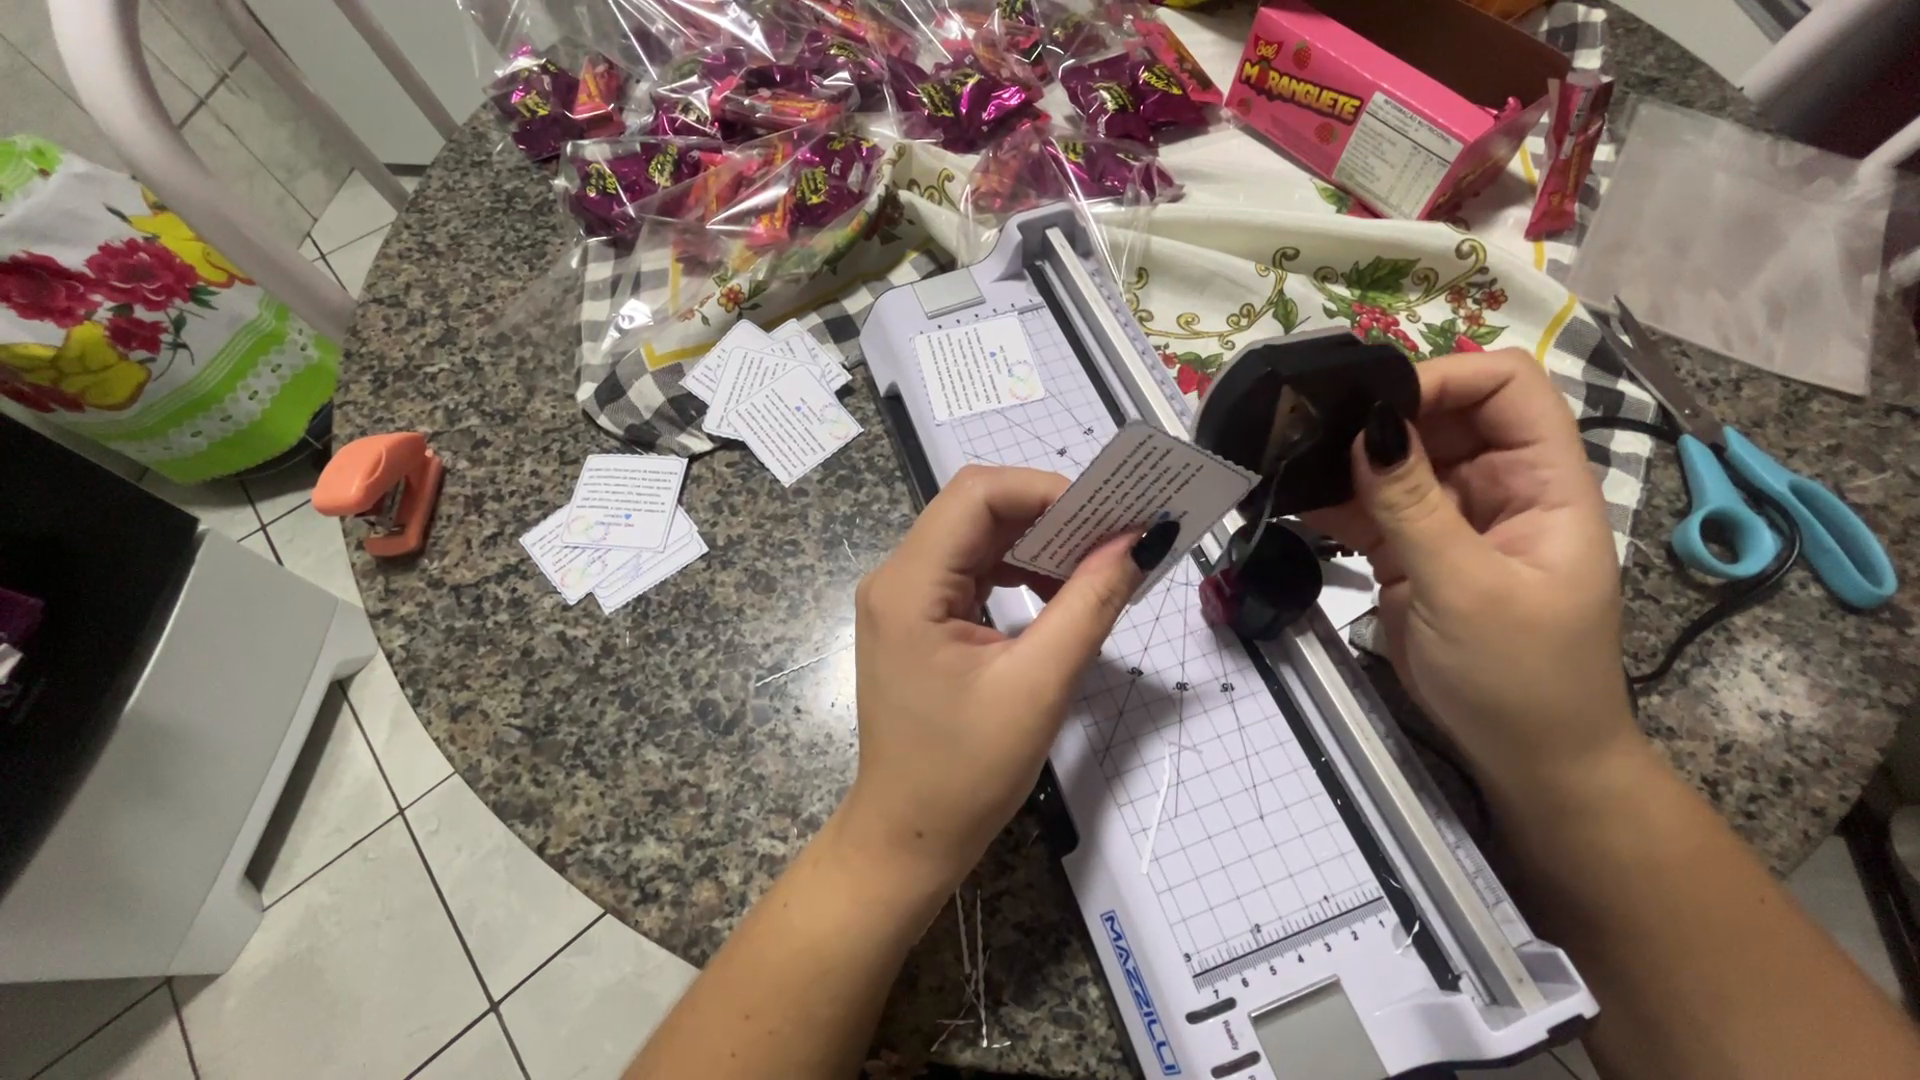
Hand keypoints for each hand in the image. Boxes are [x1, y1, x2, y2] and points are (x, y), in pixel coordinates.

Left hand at [840, 465, 1178, 892]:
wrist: (909, 835)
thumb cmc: (967, 773)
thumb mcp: (1039, 686)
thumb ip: (1090, 604)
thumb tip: (1139, 541)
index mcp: (909, 586)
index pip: (977, 494)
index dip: (1046, 490)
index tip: (1108, 515)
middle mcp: (896, 579)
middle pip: (976, 511)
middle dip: (1049, 514)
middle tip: (1115, 534)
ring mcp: (903, 599)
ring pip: (976, 538)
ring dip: (1037, 543)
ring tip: (1096, 564)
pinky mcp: (917, 620)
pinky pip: (970, 572)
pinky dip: (1017, 571)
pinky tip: (1057, 592)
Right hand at [1304, 349, 1639, 803]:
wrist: (1523, 756)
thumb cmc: (1520, 676)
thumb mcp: (1466, 587)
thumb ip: (1412, 505)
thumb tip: (1369, 425)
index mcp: (1544, 481)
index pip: (1506, 388)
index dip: (1443, 379)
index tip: (1369, 402)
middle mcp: (1498, 486)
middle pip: (1441, 417)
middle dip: (1378, 414)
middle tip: (1305, 423)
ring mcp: (1450, 519)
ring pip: (1395, 460)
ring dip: (1345, 456)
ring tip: (1284, 453)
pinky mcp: (1411, 551)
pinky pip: (1369, 507)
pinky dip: (1331, 500)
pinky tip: (1288, 495)